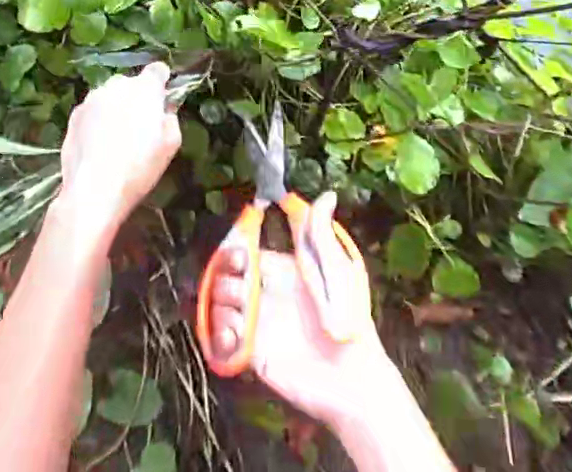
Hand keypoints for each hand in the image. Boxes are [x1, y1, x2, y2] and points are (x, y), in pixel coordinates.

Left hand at [57, 62, 179, 234]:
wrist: (93, 191)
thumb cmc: (139, 168)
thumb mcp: (171, 144)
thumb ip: (170, 118)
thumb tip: (163, 110)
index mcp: (145, 89)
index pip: (157, 70)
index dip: (161, 82)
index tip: (162, 97)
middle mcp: (116, 85)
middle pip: (131, 84)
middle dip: (137, 98)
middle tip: (141, 125)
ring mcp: (92, 98)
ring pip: (110, 96)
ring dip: (116, 108)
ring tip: (117, 138)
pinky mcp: (74, 115)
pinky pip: (92, 110)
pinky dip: (97, 120)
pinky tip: (99, 145)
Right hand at [207, 197, 395, 427]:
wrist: (352, 377)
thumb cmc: (348, 316)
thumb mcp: (335, 267)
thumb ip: (322, 232)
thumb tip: (327, 194)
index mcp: (282, 272)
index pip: (246, 251)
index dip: (237, 247)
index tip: (242, 250)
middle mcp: (265, 295)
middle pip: (226, 274)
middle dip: (224, 272)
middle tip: (240, 282)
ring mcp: (256, 325)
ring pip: (219, 303)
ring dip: (222, 303)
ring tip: (241, 313)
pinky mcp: (250, 354)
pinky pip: (221, 338)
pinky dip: (220, 334)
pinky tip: (236, 335)